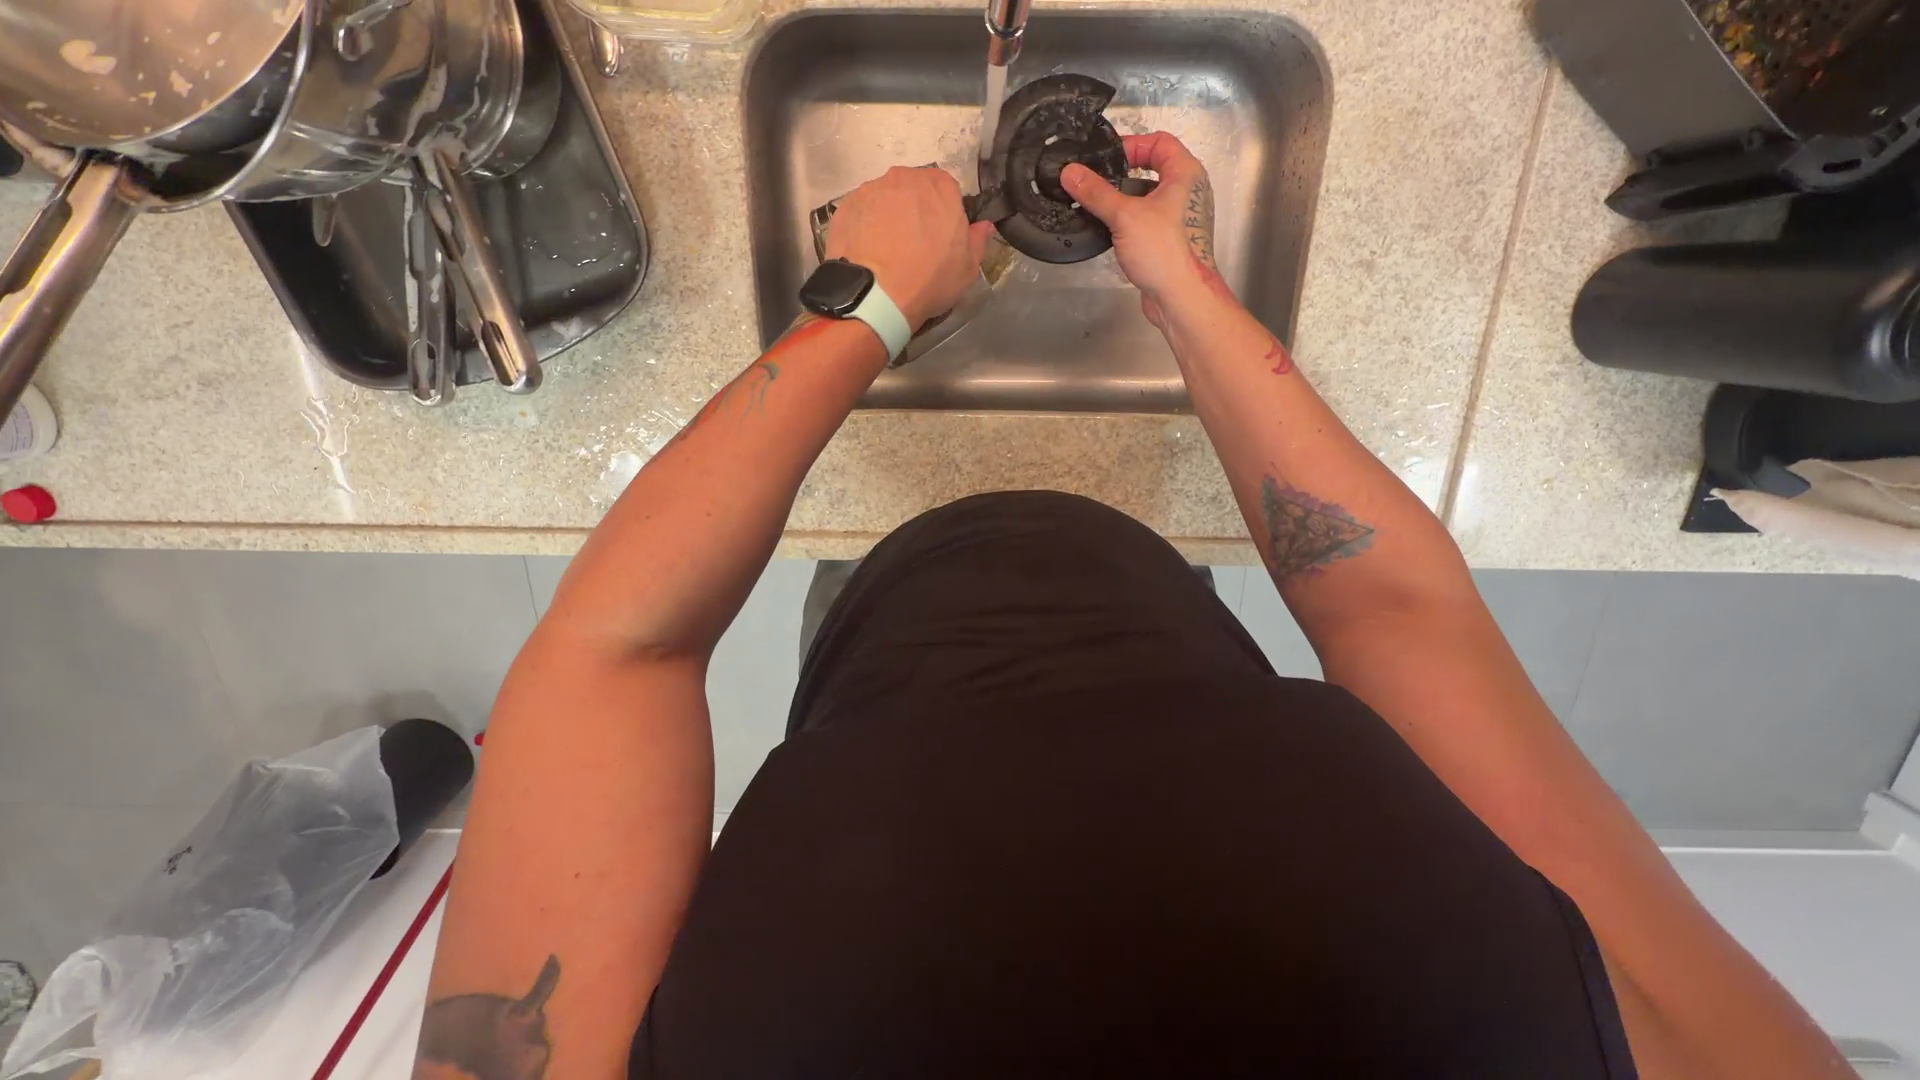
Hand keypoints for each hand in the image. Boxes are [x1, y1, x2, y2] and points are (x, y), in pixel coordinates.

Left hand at [825, 166, 996, 328]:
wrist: (876, 296)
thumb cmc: (929, 279)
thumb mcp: (967, 267)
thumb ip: (978, 240)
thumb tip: (984, 226)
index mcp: (939, 186)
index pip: (947, 189)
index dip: (945, 212)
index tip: (941, 235)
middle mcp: (903, 178)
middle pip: (913, 189)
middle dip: (915, 210)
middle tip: (914, 244)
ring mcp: (870, 189)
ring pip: (885, 198)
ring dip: (888, 216)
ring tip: (888, 251)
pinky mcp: (845, 207)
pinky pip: (861, 212)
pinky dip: (865, 227)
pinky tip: (868, 252)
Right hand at [1060, 132, 1233, 327]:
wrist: (1182, 297)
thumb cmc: (1164, 250)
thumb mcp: (1124, 216)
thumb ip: (1096, 192)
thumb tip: (1070, 172)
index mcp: (1186, 174)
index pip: (1160, 142)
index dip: (1132, 144)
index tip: (1107, 157)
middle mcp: (1188, 192)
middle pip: (1154, 169)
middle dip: (1123, 173)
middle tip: (1097, 180)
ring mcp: (1181, 218)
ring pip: (1148, 197)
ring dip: (1123, 199)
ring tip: (1097, 204)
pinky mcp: (1171, 241)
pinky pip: (1147, 221)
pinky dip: (1128, 221)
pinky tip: (1108, 230)